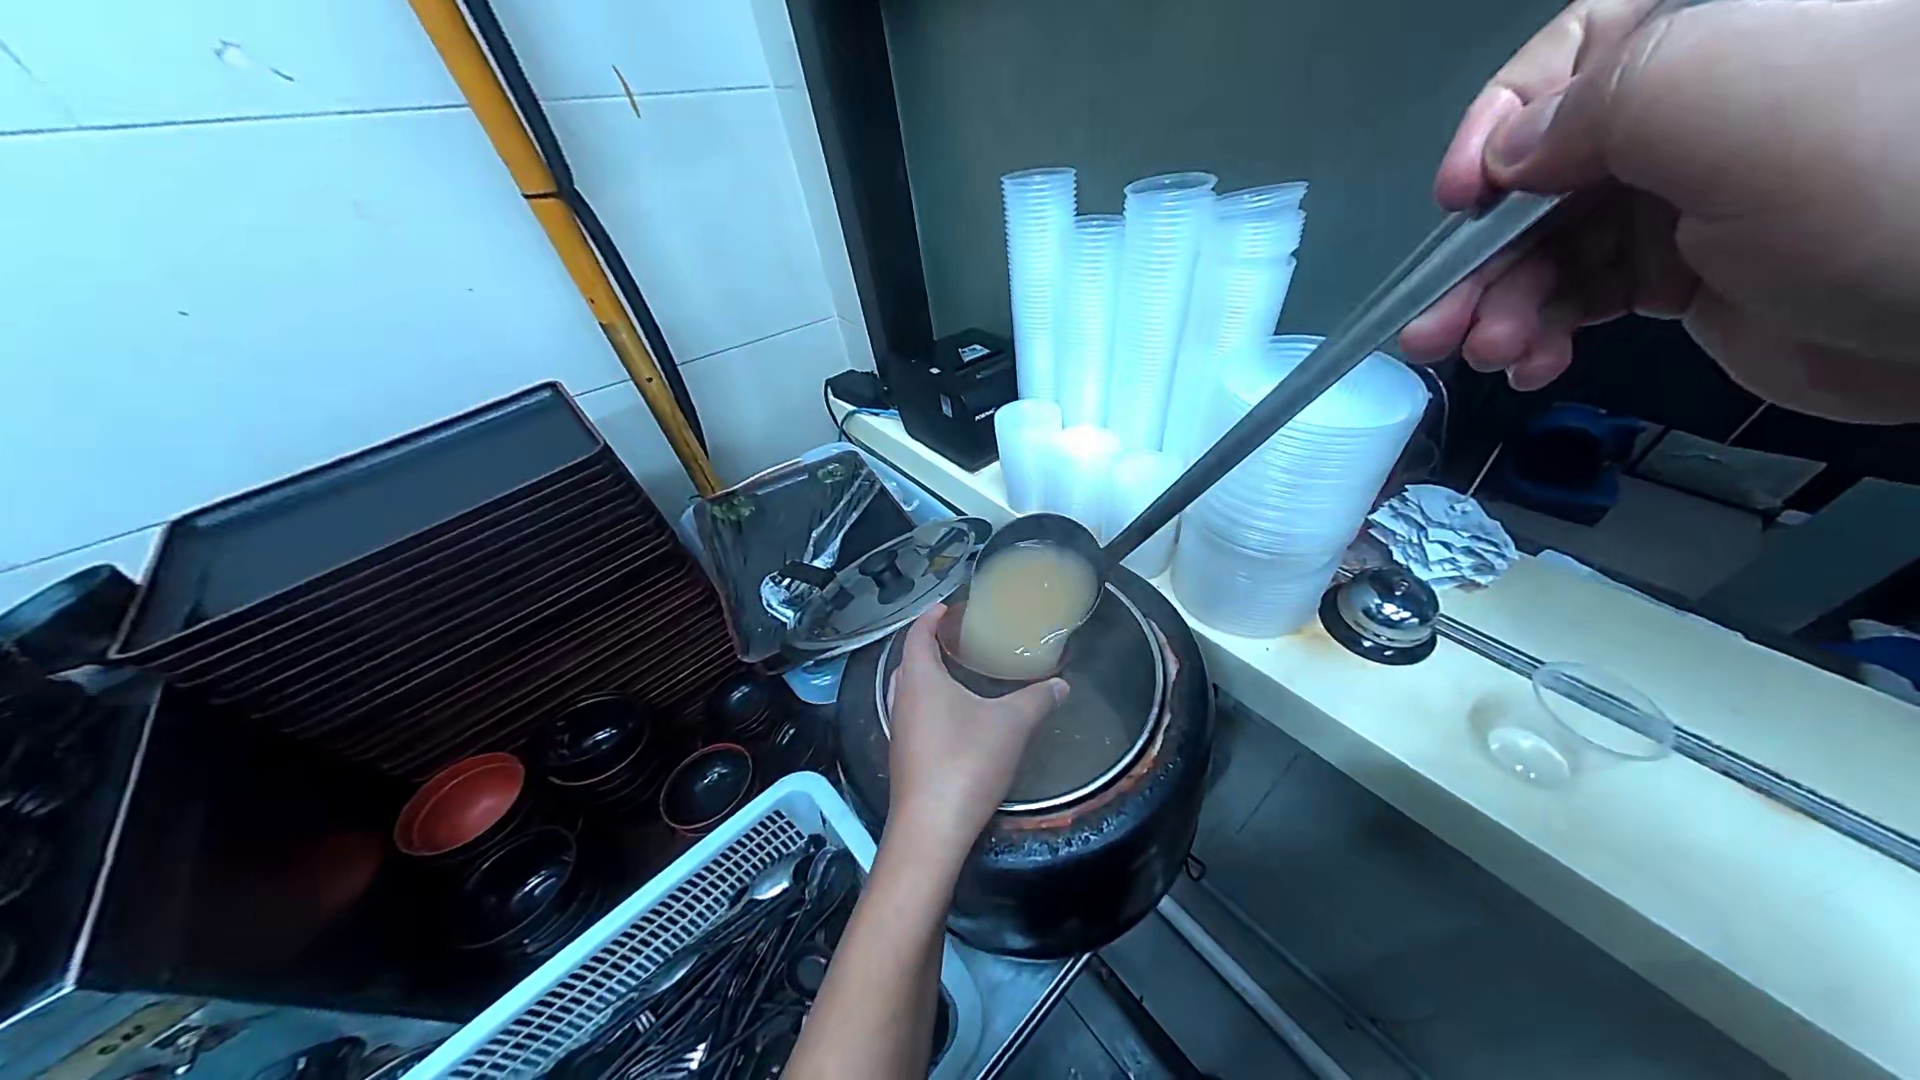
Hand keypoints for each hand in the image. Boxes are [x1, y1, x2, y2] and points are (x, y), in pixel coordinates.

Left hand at [884, 604, 1067, 854]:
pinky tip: (951, 719)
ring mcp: (898, 730)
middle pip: (907, 661)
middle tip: (954, 640)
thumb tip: (1061, 685)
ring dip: (924, 677)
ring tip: (954, 674)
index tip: (945, 607)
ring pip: (906, 691)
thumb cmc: (966, 762)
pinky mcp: (903, 757)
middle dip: (927, 646)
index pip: (917, 635)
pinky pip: (912, 716)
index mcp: (920, 680)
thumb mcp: (1012, 725)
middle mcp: (902, 700)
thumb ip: (1037, 700)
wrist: (932, 827)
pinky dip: (927, 705)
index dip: (929, 618)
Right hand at [1399, 0, 1919, 422]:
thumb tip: (1508, 157)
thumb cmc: (1894, 181)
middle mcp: (1696, 113)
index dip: (1496, 128)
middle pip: (1538, 179)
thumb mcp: (1749, 100)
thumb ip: (1607, 101)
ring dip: (1500, 309)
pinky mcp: (1680, 275)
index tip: (1457, 202)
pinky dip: (1541, 335)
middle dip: (1478, 259)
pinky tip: (1533, 365)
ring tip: (1494, 356)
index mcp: (1724, 36)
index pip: (1573, 57)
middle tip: (1435, 327)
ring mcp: (1683, 198)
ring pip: (1544, 251)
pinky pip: (1577, 298)